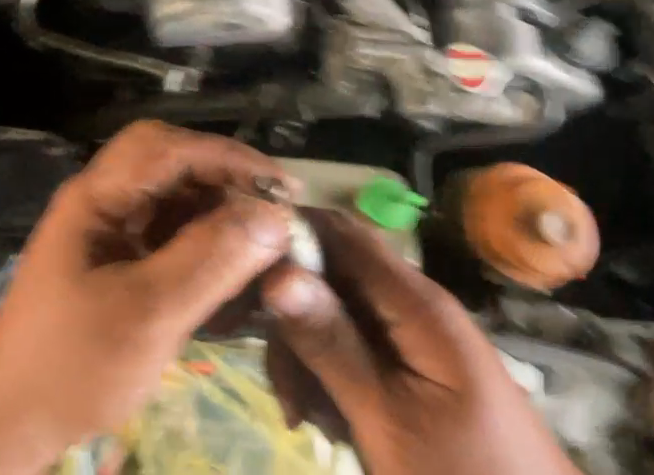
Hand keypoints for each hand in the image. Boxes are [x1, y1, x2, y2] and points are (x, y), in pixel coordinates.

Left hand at [0, 122, 295, 473]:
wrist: (12, 418)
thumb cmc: (74, 363)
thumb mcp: (149, 313)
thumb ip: (210, 259)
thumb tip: (274, 216)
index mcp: (96, 197)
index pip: (168, 147)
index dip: (228, 158)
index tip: (284, 187)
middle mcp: (100, 201)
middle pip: (168, 162)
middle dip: (222, 178)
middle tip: (273, 209)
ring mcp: (104, 230)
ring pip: (169, 196)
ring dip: (215, 209)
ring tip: (261, 238)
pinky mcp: (112, 260)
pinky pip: (164, 231)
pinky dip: (200, 239)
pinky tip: (231, 264)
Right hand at [262, 210, 580, 474]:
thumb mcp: (386, 419)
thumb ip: (330, 341)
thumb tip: (274, 270)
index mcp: (416, 302)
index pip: (336, 230)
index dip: (284, 239)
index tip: (237, 280)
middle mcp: (413, 304)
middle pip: (329, 277)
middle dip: (293, 323)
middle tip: (286, 394)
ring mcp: (414, 337)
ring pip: (334, 317)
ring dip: (308, 360)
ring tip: (308, 420)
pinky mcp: (413, 368)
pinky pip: (354, 350)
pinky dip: (330, 380)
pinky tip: (327, 423)